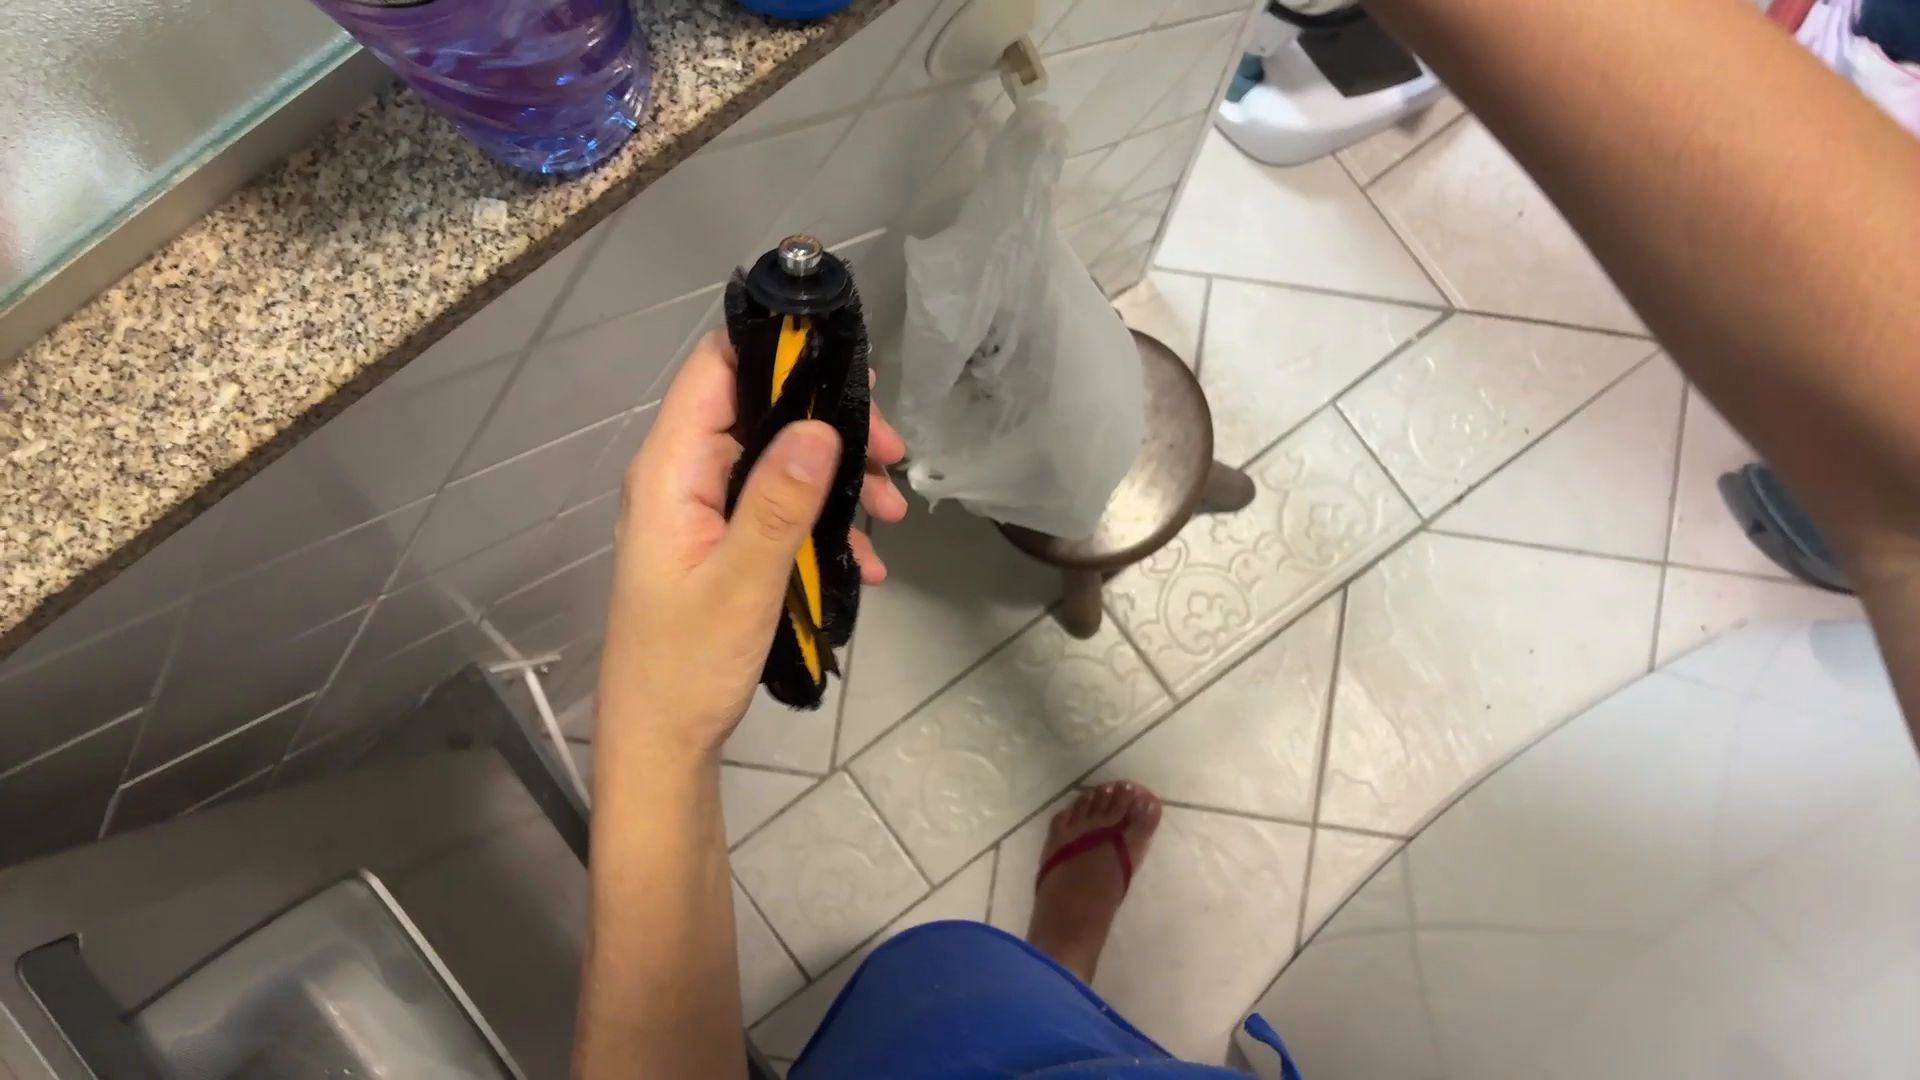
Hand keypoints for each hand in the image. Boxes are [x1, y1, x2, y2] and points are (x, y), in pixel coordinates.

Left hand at [596, 329, 908, 758]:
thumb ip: (779, 502)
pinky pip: (781, 510)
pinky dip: (825, 524)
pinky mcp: (725, 542)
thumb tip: (821, 427)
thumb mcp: (743, 583)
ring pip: (781, 463)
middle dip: (832, 426)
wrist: (664, 741)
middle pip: (762, 413)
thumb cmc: (689, 665)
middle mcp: (686, 477)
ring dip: (840, 480)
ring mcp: (706, 511)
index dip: (778, 351)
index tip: (849, 370)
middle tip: (893, 455)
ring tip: (892, 514)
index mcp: (672, 469)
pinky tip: (867, 561)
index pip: (717, 370)